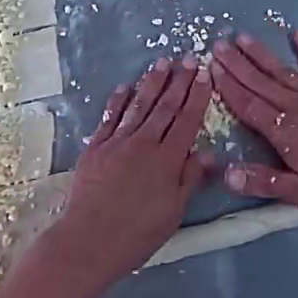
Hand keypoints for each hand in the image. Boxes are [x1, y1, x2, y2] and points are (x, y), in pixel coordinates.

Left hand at [47, 56, 214, 284]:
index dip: (197, 96)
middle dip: (178, 81)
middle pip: (165, 107)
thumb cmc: (137, 233)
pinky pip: (110, 116)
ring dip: (151, 83)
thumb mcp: (173, 212)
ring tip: (162, 62)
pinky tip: (126, 86)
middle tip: (188, 59)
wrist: (89, 239)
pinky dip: (119, 100)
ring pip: (139, 105)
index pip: (187, 120)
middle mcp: (144, 143)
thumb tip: (208, 152)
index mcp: (167, 160)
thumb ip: (190, 179)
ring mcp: (117, 141)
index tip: (204, 75)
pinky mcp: (96, 146)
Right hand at [210, 29, 297, 212]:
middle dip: (236, 63)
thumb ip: (263, 181)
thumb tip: (226, 174)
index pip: (248, 104)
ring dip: (260, 53)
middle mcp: (295, 106)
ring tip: (241, 36)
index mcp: (284, 130)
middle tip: (216, 44)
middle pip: (259, 82)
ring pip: (281, 70)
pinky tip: (296, 34)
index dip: (228, 86)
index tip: (210, 68)